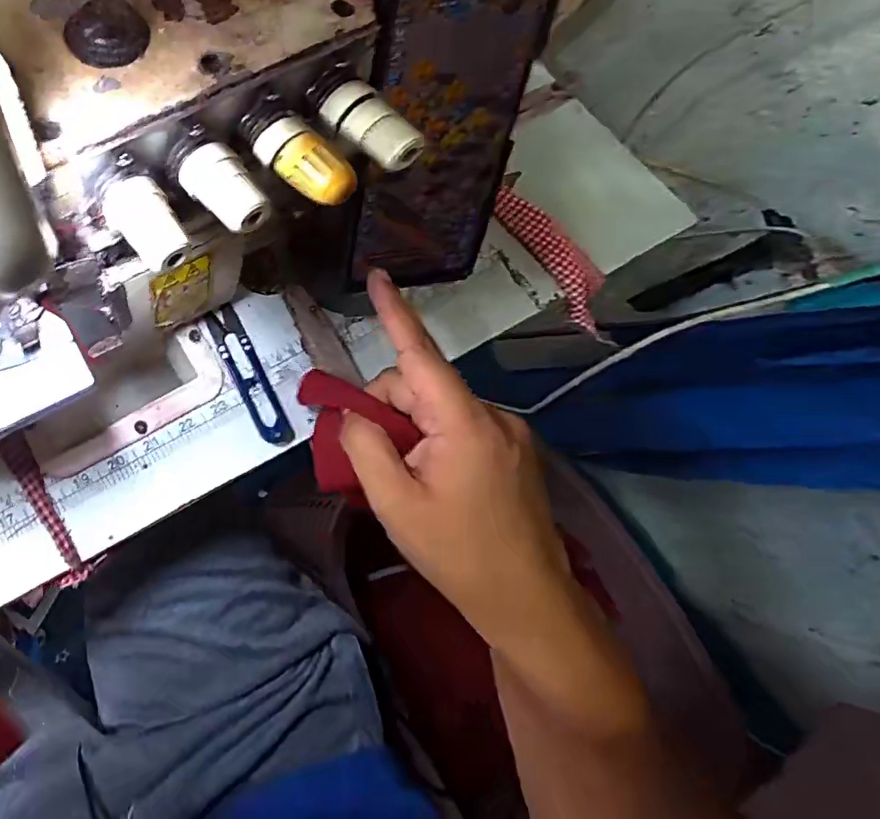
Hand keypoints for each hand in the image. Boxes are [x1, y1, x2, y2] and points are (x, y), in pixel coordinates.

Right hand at [341, 269, 574, 647]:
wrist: (528, 604)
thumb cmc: (456, 553)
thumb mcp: (392, 501)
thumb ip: (362, 445)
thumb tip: (351, 412)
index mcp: (465, 424)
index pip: (420, 356)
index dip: (395, 313)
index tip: (377, 274)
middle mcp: (493, 416)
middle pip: (416, 387)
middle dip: (384, 412)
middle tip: (373, 462)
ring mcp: (508, 433)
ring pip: (433, 407)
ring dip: (405, 430)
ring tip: (404, 480)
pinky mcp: (513, 450)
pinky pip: (454, 425)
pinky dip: (428, 439)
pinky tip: (428, 479)